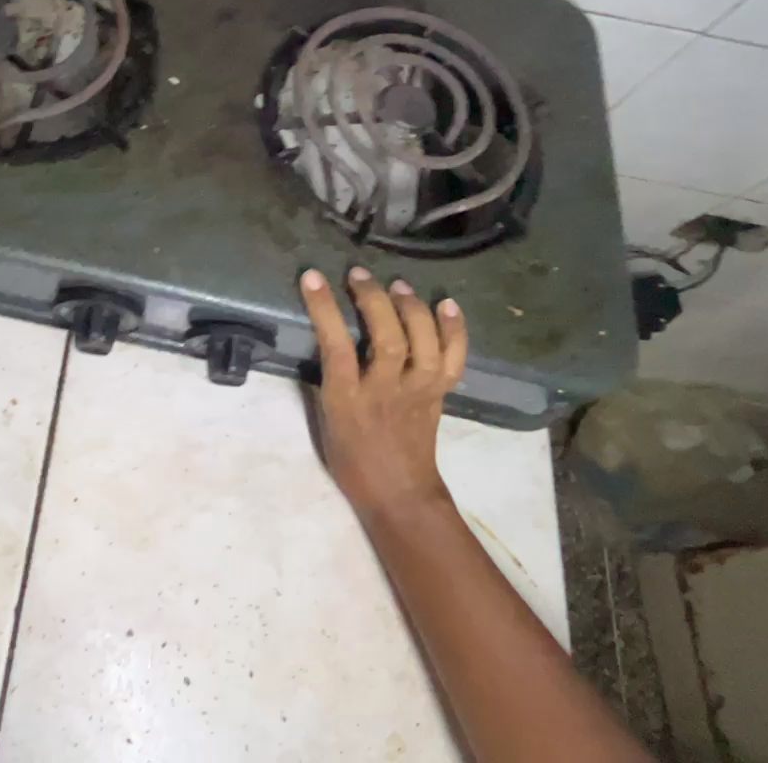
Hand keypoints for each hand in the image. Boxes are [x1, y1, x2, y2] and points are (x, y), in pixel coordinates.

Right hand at [299, 267, 467, 513]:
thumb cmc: (351, 457)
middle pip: (388, 338)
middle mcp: (385, 391)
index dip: (324, 308)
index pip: (335, 346)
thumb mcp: (326, 417)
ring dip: (412, 308)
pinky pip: (453, 359)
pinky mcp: (439, 395)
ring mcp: (418, 392)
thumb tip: (331, 335)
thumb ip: (330, 376)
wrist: (398, 492)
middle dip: (374, 299)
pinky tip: (446, 304)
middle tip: (359, 275)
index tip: (312, 277)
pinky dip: (454, 330)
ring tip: (398, 285)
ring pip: (424, 343)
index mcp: (348, 400)